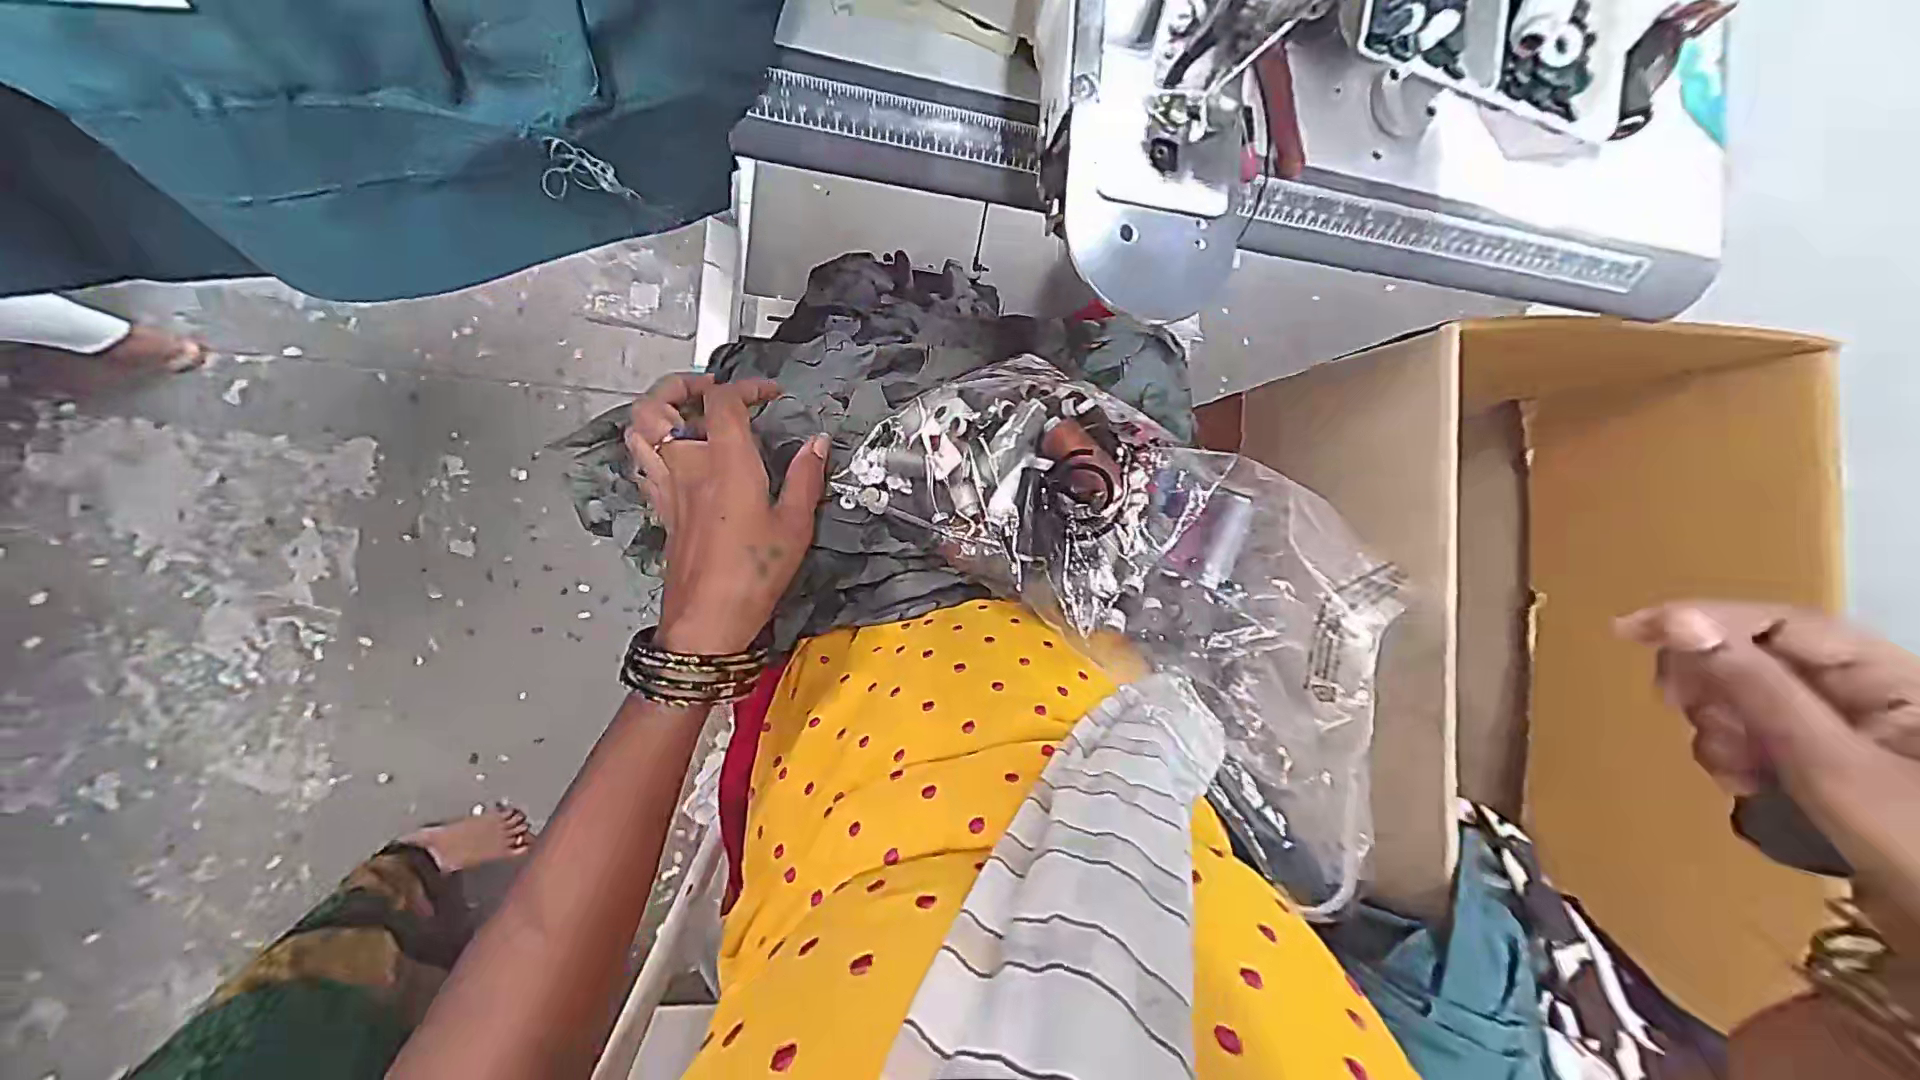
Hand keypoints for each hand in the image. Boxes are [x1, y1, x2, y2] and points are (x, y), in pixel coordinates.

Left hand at [625, 376, 827, 653]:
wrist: (708, 618)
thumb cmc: (753, 573)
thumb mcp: (795, 524)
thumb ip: (805, 477)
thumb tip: (818, 443)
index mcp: (726, 462)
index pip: (723, 402)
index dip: (746, 387)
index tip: (769, 394)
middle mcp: (688, 467)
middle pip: (658, 404)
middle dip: (681, 385)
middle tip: (709, 388)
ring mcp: (668, 488)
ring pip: (638, 431)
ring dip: (658, 410)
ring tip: (686, 412)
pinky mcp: (662, 510)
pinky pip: (643, 463)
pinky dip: (654, 445)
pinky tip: (677, 455)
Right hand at [1618, 603, 1919, 794]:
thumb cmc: (1915, 841)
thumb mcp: (1827, 763)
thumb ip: (1755, 686)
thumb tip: (1680, 622)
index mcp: (1893, 681)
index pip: (1782, 622)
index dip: (1704, 617)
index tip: (1630, 630)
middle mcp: (1872, 694)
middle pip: (1756, 657)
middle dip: (1708, 684)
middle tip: (1685, 714)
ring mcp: (1850, 730)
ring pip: (1745, 697)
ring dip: (1719, 727)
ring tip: (1734, 771)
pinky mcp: (1828, 760)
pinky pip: (1755, 733)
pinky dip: (1732, 752)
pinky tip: (1743, 782)